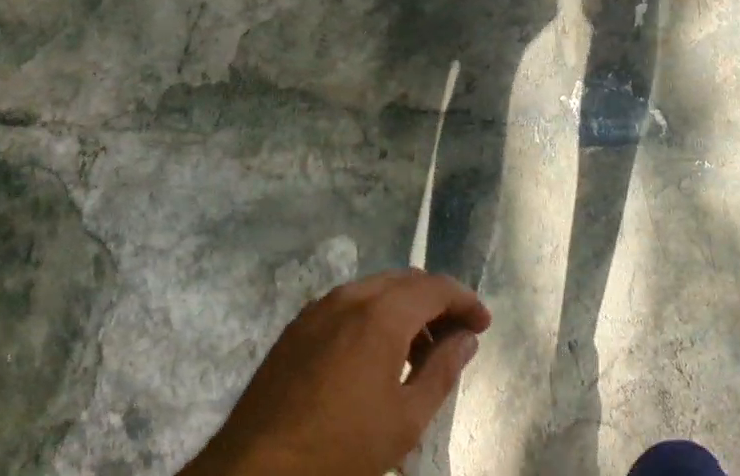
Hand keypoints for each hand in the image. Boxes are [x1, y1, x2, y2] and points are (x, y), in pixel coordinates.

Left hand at [180, 269, 492, 475]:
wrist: (256, 470)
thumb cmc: (341, 447)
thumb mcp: (406, 419)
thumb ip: (443, 370)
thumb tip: (465, 339)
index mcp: (382, 313)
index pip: (436, 287)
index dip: (465, 301)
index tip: (482, 325)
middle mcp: (351, 297)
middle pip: (406, 282)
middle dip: (436, 303)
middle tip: (454, 338)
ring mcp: (318, 309)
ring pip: (375, 290)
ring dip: (404, 309)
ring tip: (416, 351)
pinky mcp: (296, 328)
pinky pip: (347, 305)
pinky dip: (372, 316)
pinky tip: (375, 356)